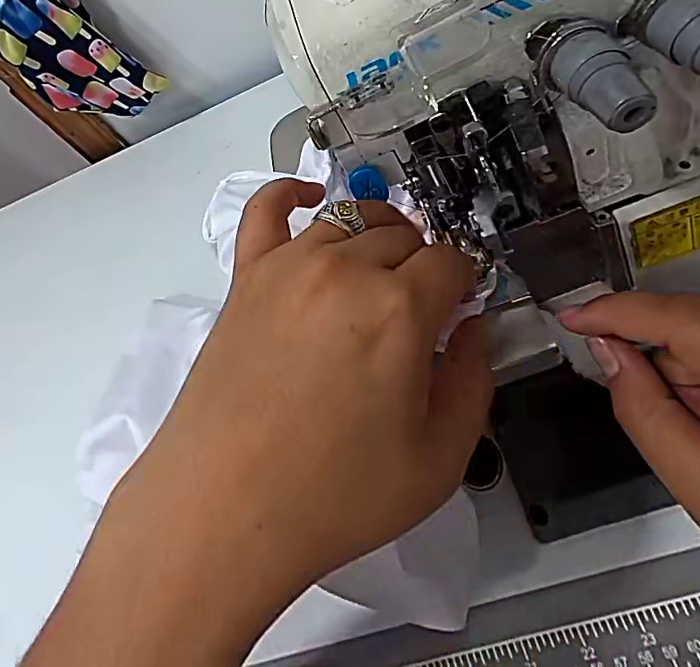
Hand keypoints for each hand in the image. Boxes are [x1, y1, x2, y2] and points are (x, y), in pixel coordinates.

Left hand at [26, 180, 491, 665]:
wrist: (226, 506)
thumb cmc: (335, 493)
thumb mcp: (439, 458)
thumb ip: (474, 380)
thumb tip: (471, 327)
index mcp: (399, 309)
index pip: (451, 261)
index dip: (464, 281)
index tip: (460, 305)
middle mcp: (345, 270)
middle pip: (403, 237)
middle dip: (423, 264)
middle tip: (420, 305)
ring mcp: (289, 265)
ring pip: (348, 219)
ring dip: (376, 233)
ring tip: (381, 264)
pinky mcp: (247, 274)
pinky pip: (266, 209)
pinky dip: (289, 192)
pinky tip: (308, 196)